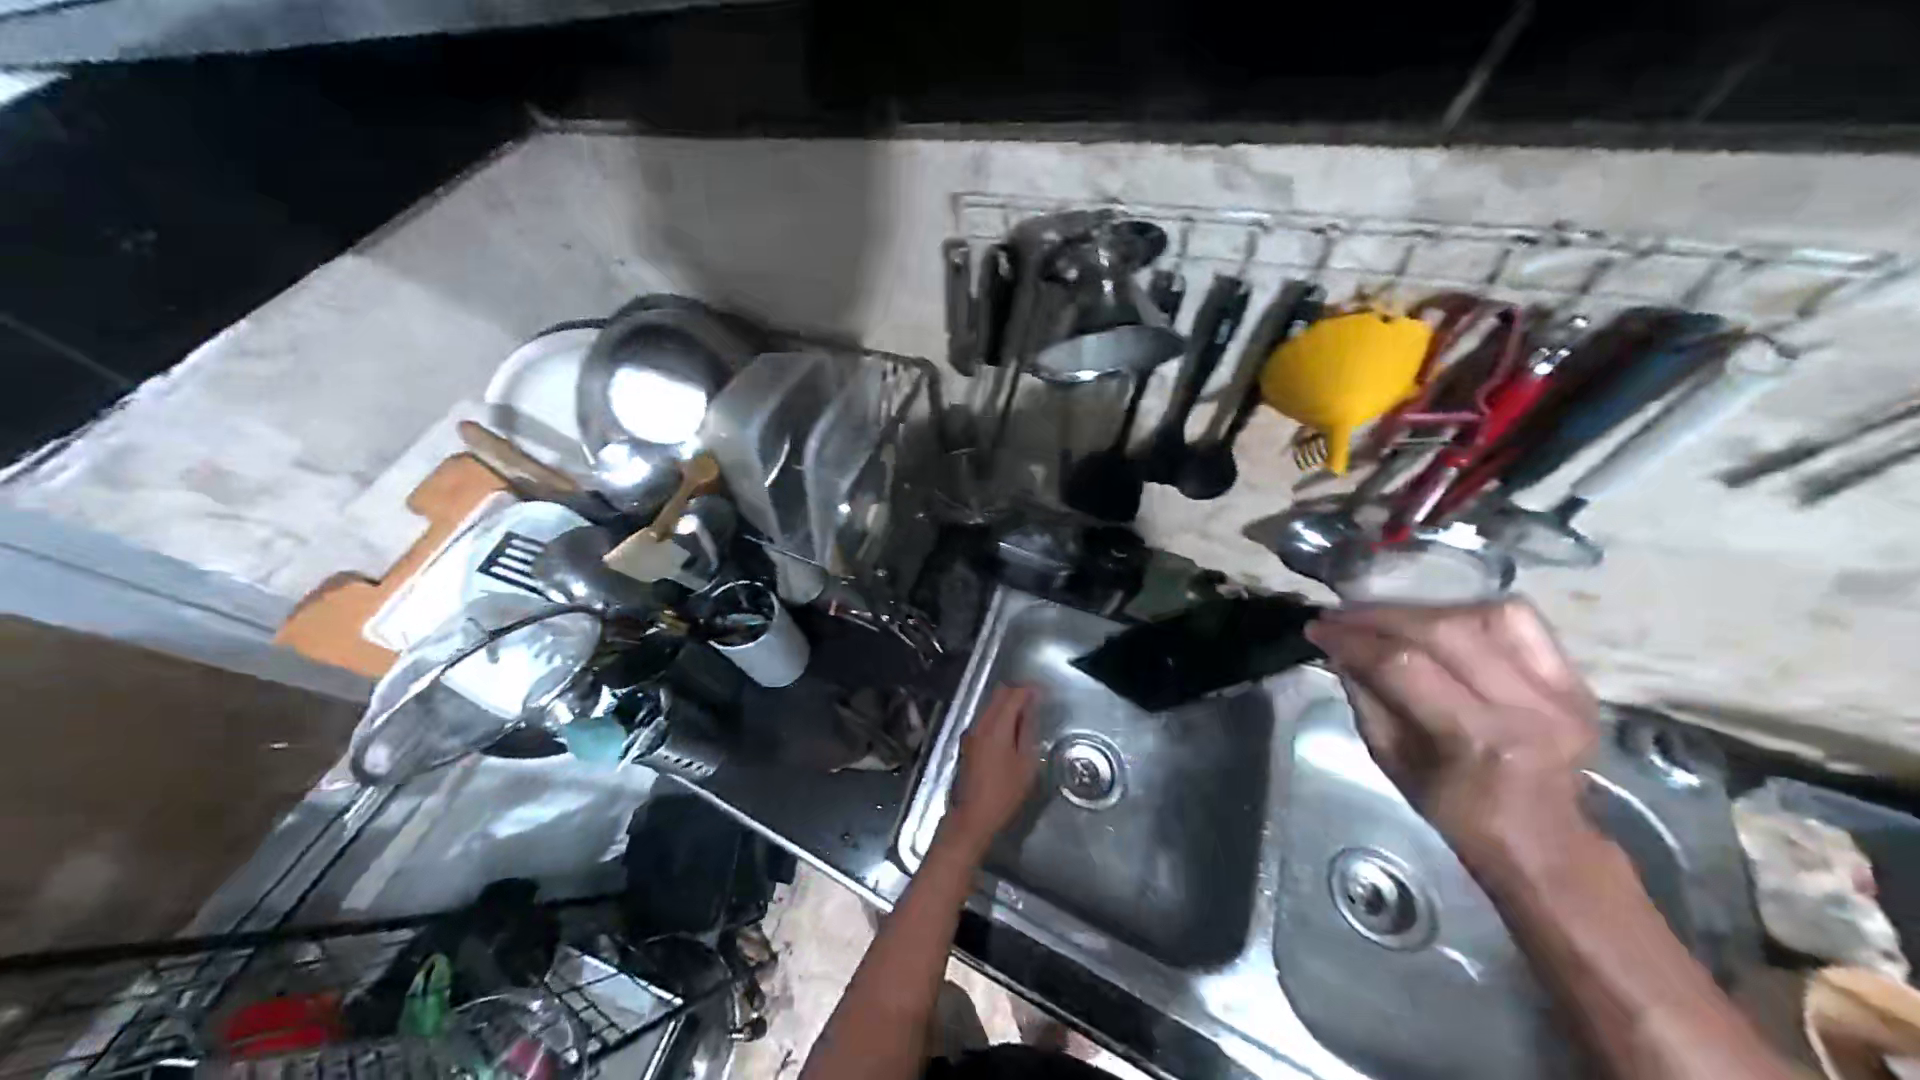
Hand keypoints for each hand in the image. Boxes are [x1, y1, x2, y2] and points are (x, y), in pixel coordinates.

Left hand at [943, 685, 1038, 853]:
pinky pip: (985, 719)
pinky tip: (1011, 729)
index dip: (1029, 689)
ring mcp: (971, 733)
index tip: (1043, 691)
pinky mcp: (968, 743)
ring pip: (990, 706)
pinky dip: (999, 715)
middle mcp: (980, 724)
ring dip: (1007, 704)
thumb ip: (1028, 732)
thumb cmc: (1003, 794)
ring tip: (1027, 714)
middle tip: (1036, 699)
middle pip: (998, 695)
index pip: (1012, 695)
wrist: (971, 817)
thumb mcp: (1026, 764)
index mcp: (996, 726)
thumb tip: (1030, 710)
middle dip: (1017, 692)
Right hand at [1306, 600, 1600, 876]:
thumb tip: (1342, 650)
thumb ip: (1367, 698)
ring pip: (1482, 616)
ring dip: (1422, 611)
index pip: (1402, 664)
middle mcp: (1525, 706)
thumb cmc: (1456, 809)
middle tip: (1342, 616)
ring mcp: (1559, 690)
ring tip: (1388, 618)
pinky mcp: (1574, 679)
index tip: (1318, 629)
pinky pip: (1521, 622)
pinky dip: (1471, 613)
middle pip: (1441, 631)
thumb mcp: (1392, 760)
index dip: (1352, 639)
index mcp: (1477, 738)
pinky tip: (1441, 622)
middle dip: (1379, 617)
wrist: (1543, 839)